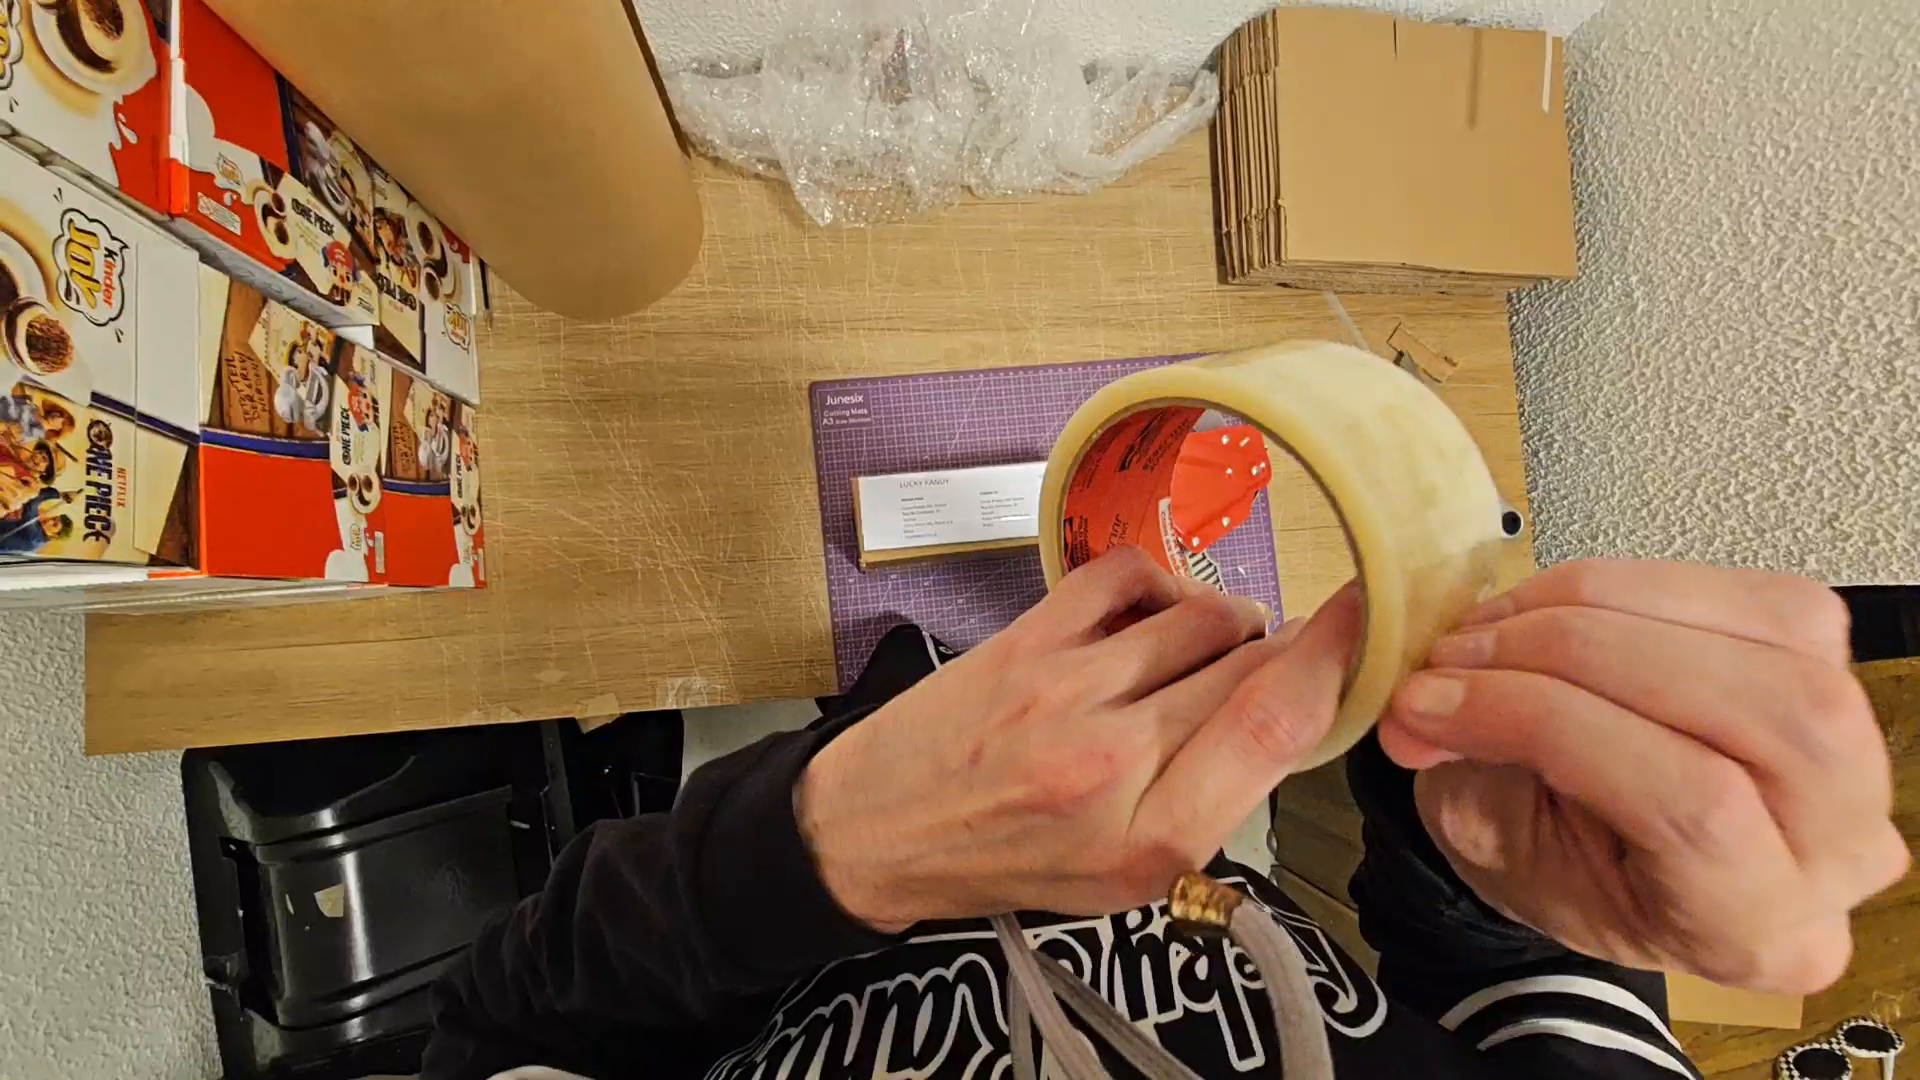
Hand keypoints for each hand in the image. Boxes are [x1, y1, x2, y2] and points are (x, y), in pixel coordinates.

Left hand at [797, 547, 1361, 931]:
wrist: (881, 828)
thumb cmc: (999, 858)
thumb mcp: (1120, 880)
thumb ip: (1204, 803)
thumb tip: (1268, 715)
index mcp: (1153, 836)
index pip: (1276, 726)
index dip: (1334, 662)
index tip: (1361, 628)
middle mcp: (1115, 756)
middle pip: (1244, 663)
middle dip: (1280, 646)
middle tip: (1281, 645)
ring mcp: (1065, 686)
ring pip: (1193, 614)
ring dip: (1222, 616)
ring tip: (1212, 634)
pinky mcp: (1025, 640)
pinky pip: (1121, 575)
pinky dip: (1157, 580)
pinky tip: (1151, 608)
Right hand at [1380, 559, 1908, 992]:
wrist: (1577, 842)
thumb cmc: (1535, 852)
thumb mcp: (1476, 832)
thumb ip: (1456, 764)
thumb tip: (1413, 703)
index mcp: (1747, 926)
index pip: (1693, 805)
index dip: (1539, 721)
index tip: (1424, 700)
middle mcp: (1837, 846)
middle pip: (1766, 708)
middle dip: (1570, 649)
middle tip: (1455, 653)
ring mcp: (1855, 756)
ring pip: (1779, 637)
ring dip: (1593, 605)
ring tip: (1490, 628)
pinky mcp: (1828, 673)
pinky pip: (1758, 594)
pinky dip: (1626, 583)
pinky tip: (1547, 607)